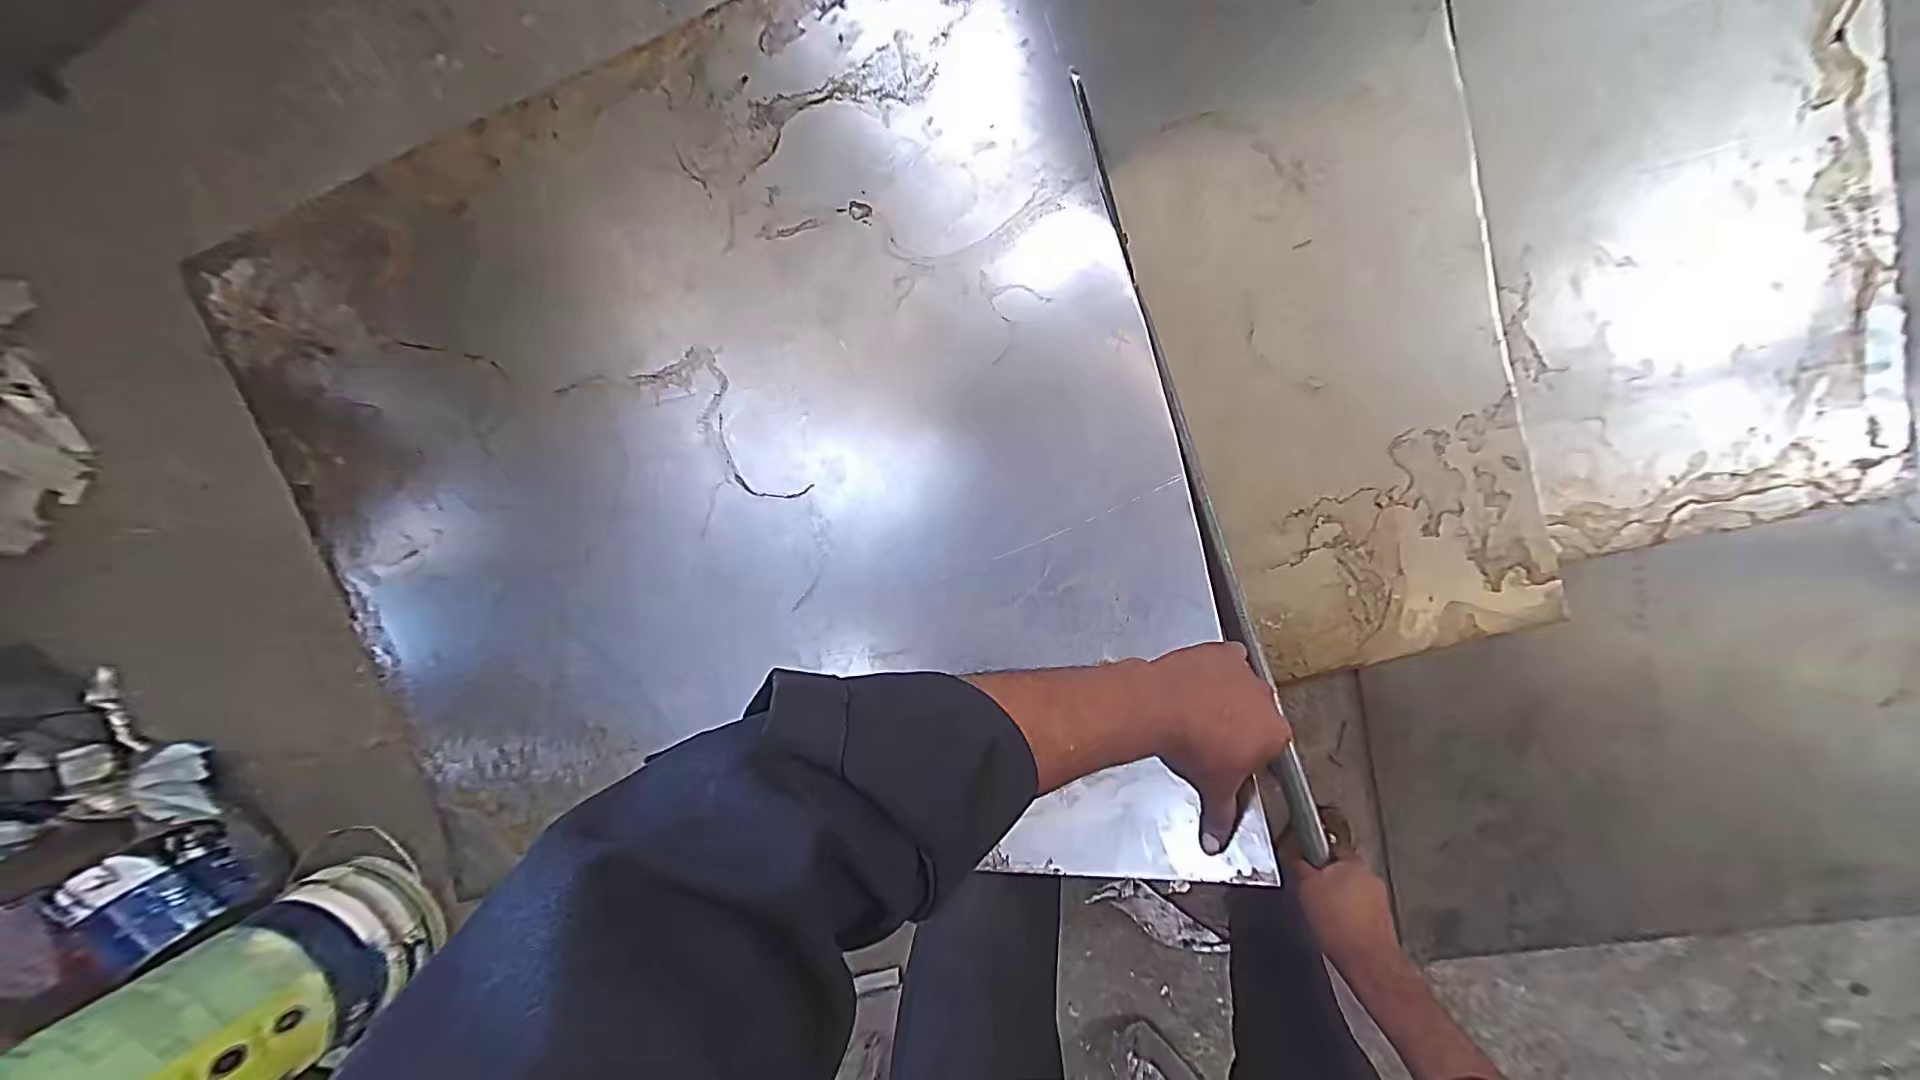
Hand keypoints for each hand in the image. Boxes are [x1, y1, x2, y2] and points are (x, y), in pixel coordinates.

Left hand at [1139, 642, 1294, 854]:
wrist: (1160, 707)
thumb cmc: (1190, 745)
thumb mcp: (1212, 788)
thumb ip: (1222, 817)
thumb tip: (1215, 843)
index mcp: (1275, 734)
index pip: (1269, 748)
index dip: (1249, 754)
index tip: (1229, 756)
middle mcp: (1266, 700)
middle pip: (1257, 715)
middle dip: (1240, 724)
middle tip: (1211, 734)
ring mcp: (1245, 673)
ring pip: (1242, 686)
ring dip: (1228, 695)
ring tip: (1199, 707)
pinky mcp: (1223, 652)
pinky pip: (1228, 657)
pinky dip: (1218, 665)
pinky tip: (1202, 675)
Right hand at [1280, 806, 1399, 966]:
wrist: (1366, 962)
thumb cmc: (1340, 924)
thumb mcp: (1305, 886)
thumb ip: (1301, 865)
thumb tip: (1296, 858)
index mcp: (1354, 861)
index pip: (1328, 845)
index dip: (1312, 853)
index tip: (1303, 861)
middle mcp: (1370, 877)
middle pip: (1339, 868)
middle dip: (1324, 877)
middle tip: (1309, 888)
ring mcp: (1379, 899)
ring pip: (1349, 889)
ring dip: (1336, 896)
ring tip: (1322, 911)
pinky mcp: (1382, 920)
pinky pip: (1358, 908)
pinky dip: (1347, 913)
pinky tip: (1335, 925)